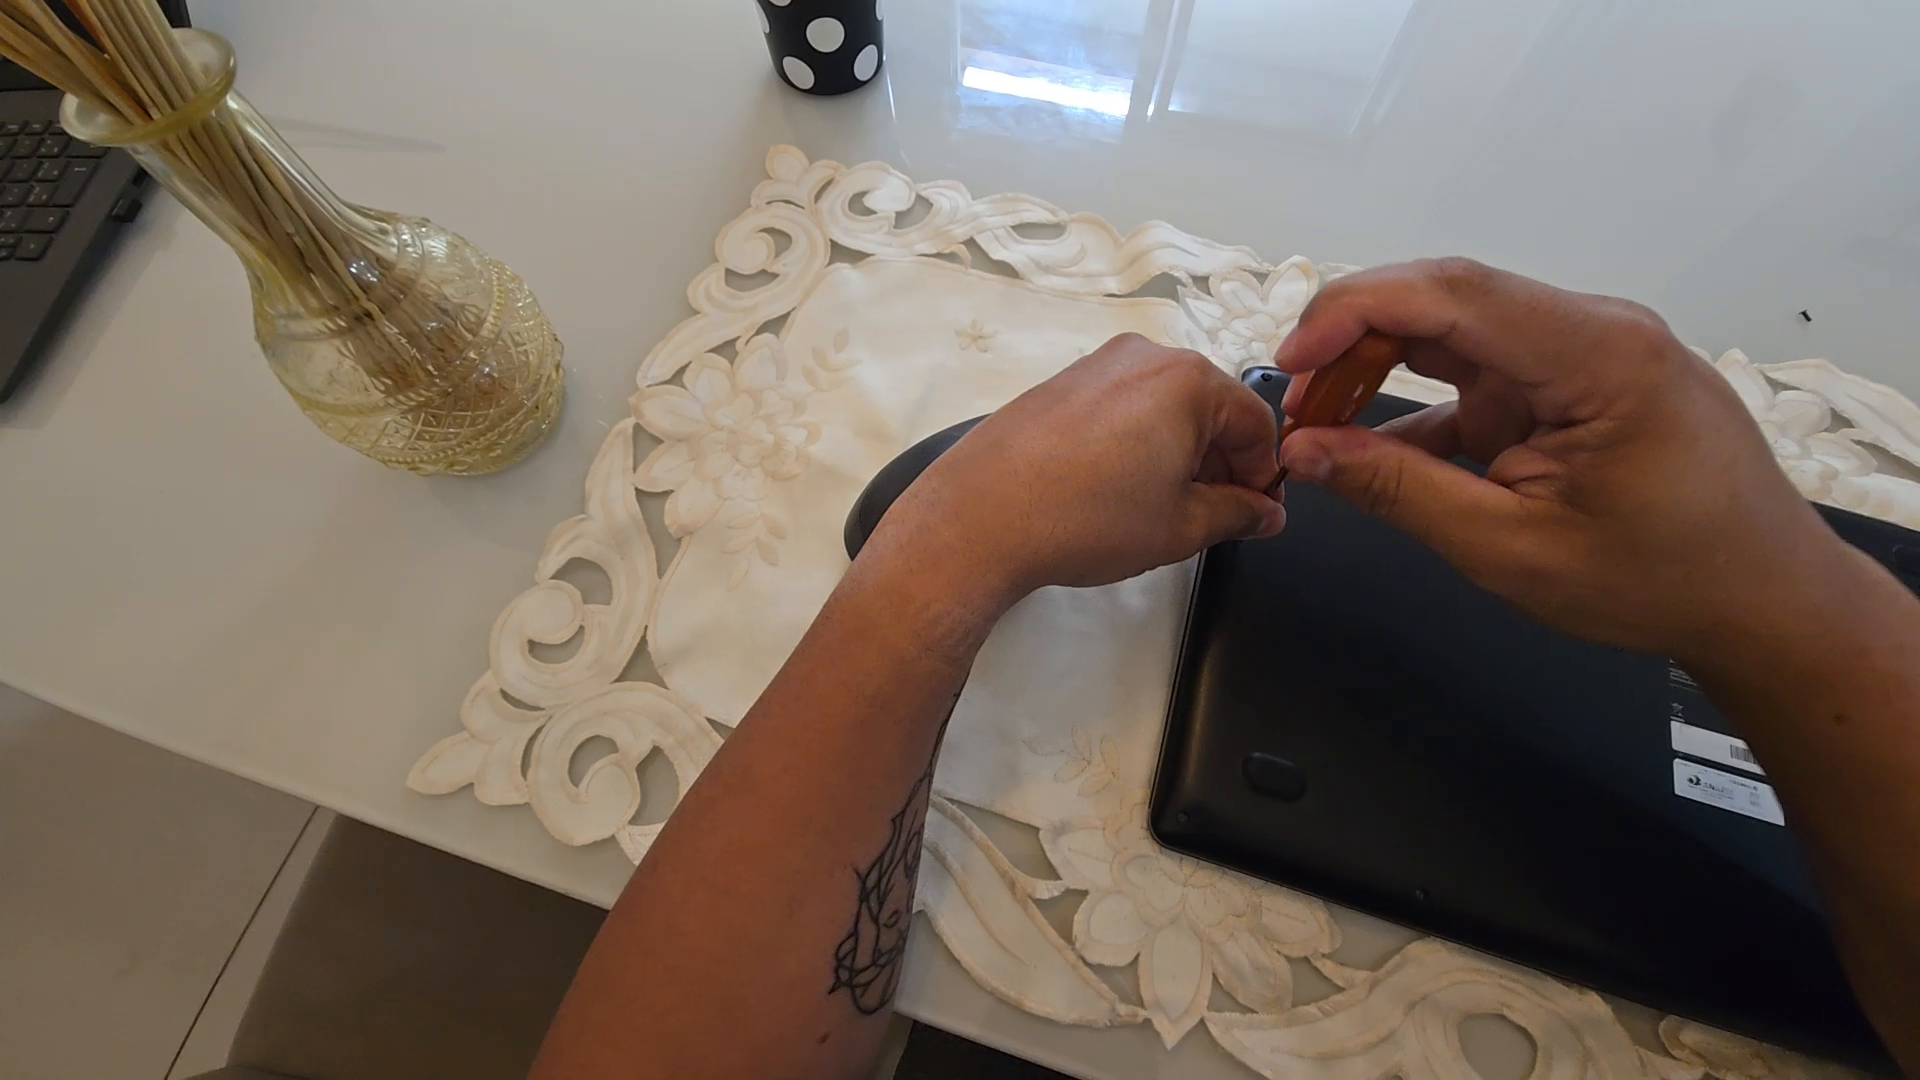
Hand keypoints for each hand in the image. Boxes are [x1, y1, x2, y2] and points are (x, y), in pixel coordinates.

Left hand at [866, 334, 1286, 607]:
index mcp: (1186, 379)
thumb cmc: (1083, 520)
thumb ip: (1236, 513)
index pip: (1254, 423)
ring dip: (1172, 454)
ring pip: (1159, 408)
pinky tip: (1109, 489)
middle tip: (1207, 516)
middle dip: (1215, 463)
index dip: (1261, 474)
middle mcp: (1141, 357)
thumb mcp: (1178, 527)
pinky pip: (1116, 409)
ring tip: (1152, 508)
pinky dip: (1130, 443)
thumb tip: (1263, 511)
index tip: (1253, 511)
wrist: (978, 519)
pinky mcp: (1057, 386)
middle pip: (1206, 409)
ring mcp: (1093, 367)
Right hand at [1273, 258, 1856, 659]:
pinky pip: (1460, 375)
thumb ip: (1395, 490)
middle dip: (1348, 341)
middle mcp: (1584, 331)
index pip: (1450, 294)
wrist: (1758, 601)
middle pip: (1439, 299)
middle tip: (1294, 407)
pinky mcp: (1554, 384)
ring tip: (1314, 425)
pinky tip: (1362, 449)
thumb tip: (1298, 451)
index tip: (1288, 363)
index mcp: (1594, 356)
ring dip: (1368, 369)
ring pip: (1441, 331)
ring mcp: (1569, 355)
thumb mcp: (1503, 546)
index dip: (1351, 313)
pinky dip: (1401, 406)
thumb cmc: (1650, 579)